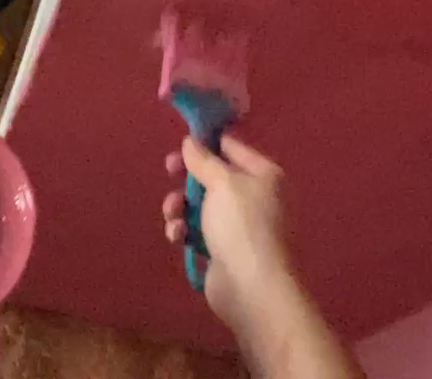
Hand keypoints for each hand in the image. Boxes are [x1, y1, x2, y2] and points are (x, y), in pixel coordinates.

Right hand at [162, 134, 301, 339]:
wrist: (252, 289)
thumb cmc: (242, 225)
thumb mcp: (222, 183)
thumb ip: (203, 159)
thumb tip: (191, 141)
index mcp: (262, 174)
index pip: (231, 146)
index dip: (206, 142)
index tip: (181, 141)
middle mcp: (253, 196)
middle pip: (212, 175)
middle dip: (187, 174)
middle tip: (169, 169)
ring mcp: (237, 225)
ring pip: (200, 203)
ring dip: (180, 204)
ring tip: (173, 212)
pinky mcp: (221, 249)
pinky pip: (197, 229)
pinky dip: (184, 229)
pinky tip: (178, 235)